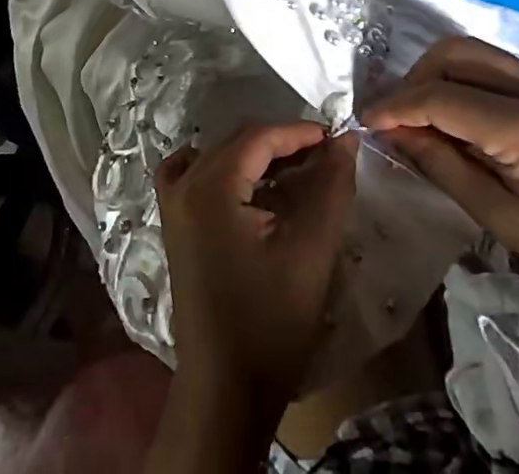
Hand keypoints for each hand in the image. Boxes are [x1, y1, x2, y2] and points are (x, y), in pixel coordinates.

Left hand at [155, 122, 357, 400]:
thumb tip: (346, 141)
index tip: (337, 139)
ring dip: (257, 156)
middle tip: (324, 156)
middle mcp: (182, 188)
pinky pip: (195, 177)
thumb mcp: (313, 247)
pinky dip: (225, 170)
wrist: (227, 387)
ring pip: (218, 156)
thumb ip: (332, 185)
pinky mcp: (175, 228)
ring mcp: (172, 208)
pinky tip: (250, 185)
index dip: (300, 132)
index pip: (259, 137)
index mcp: (209, 188)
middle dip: (281, 142)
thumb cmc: (272, 318)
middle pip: (236, 141)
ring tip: (297, 170)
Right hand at [364, 37, 518, 329]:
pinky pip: (505, 70)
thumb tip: (393, 134)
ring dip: (441, 76)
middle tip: (393, 119)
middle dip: (414, 79)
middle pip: (458, 54)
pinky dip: (471, 83)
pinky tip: (463, 118)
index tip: (364, 122)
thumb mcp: (502, 218)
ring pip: (481, 55)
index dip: (395, 106)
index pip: (440, 96)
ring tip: (421, 118)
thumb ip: (442, 165)